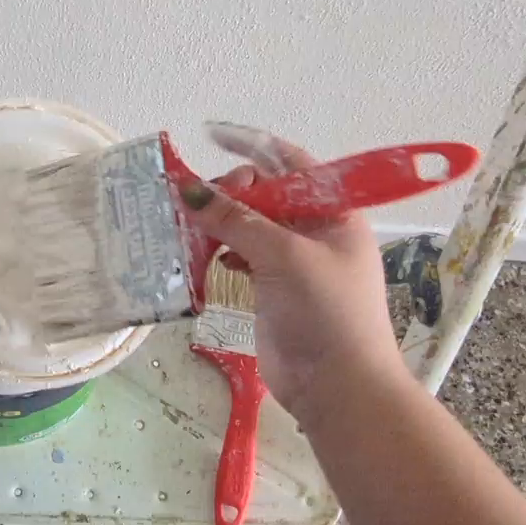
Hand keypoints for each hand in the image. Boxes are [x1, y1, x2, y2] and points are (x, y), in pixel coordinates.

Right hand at [179, 125, 408, 420]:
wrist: (338, 387)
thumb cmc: (326, 312)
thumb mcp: (283, 256)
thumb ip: (235, 220)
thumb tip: (188, 189)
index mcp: (333, 211)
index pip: (292, 162)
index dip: (253, 146)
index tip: (211, 137)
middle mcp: (313, 228)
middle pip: (263, 191)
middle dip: (228, 189)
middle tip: (196, 200)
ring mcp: (291, 258)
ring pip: (246, 223)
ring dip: (217, 221)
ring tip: (187, 223)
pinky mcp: (271, 285)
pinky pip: (239, 253)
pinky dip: (218, 249)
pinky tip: (200, 253)